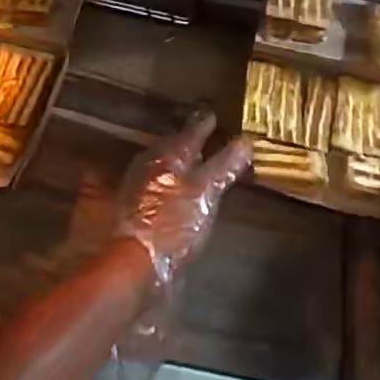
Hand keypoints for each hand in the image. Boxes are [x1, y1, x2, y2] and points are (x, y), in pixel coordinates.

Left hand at [116, 111, 251, 288]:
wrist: (133, 262)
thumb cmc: (173, 223)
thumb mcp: (206, 193)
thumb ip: (225, 165)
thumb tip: (247, 139)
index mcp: (171, 151)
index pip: (194, 128)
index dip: (207, 123)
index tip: (217, 117)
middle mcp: (152, 158)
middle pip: (177, 143)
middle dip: (192, 141)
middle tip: (210, 140)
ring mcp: (139, 179)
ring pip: (164, 161)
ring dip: (179, 161)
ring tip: (195, 164)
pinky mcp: (132, 202)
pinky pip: (155, 179)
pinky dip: (169, 179)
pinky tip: (176, 189)